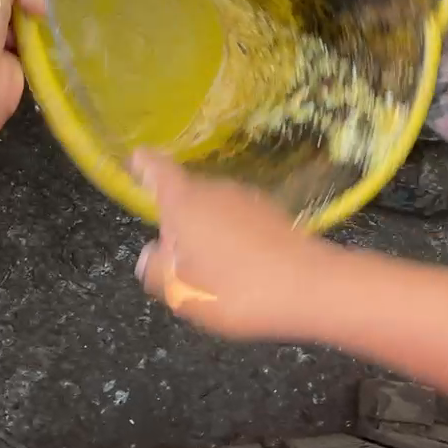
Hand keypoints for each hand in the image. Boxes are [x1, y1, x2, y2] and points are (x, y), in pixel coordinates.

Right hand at [132, 150, 339, 340]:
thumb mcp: (182, 291)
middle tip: (178, 260)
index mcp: (185, 203)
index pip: (158, 171)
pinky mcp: (273, 215)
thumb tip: (150, 256)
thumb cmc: (237, 289)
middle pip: (187, 196)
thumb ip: (157, 270)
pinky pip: (240, 221)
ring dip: (208, 231)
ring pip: (215, 209)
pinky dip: (233, 238)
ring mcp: (248, 199)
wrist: (310, 288)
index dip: (144, 163)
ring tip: (212, 272)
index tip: (136, 157)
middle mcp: (216, 191)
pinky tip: (241, 270)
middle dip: (178, 220)